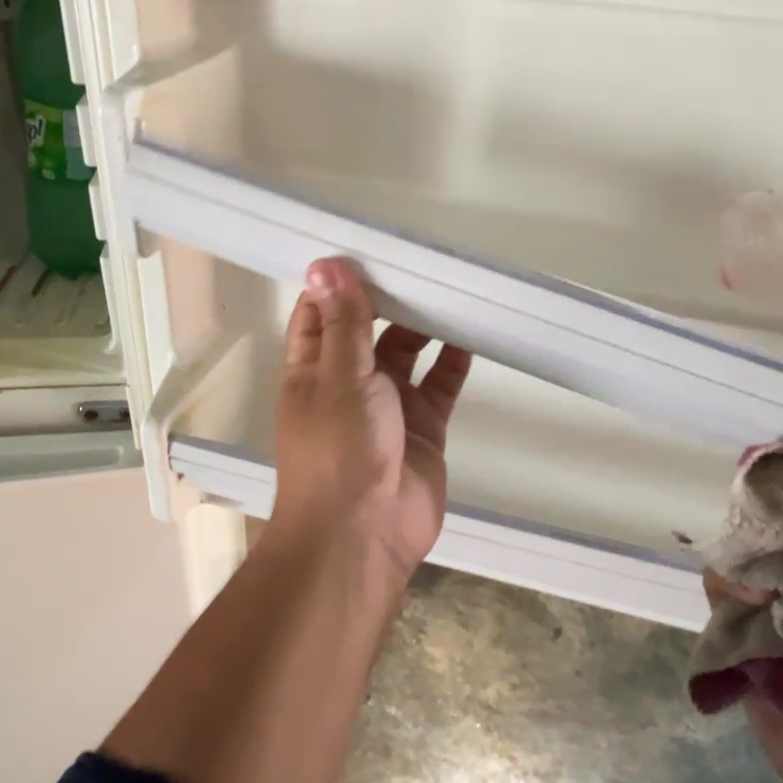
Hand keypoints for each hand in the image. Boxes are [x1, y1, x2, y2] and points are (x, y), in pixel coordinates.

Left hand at [270, 258, 471, 582]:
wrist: (363, 534)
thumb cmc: (338, 451)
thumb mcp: (339, 377)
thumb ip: (343, 322)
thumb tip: (325, 264)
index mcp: (311, 370)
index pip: (320, 314)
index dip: (339, 283)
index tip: (368, 248)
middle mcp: (347, 384)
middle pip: (368, 330)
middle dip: (390, 299)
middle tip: (422, 261)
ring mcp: (388, 407)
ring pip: (408, 354)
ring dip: (424, 326)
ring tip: (451, 290)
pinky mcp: (423, 428)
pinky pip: (440, 386)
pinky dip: (453, 362)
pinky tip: (471, 334)